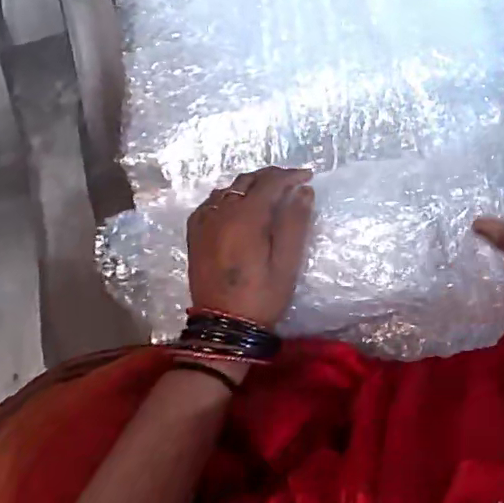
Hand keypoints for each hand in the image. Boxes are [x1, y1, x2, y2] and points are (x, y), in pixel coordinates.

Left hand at [186, 167, 314, 326]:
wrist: (224, 325)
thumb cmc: (262, 296)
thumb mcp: (287, 262)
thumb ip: (295, 223)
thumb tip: (303, 191)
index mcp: (246, 218)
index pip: (269, 183)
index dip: (290, 176)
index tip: (308, 176)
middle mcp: (221, 213)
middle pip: (247, 181)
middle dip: (271, 177)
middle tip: (292, 182)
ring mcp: (204, 223)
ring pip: (228, 190)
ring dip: (250, 185)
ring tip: (269, 193)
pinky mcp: (195, 235)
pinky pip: (211, 203)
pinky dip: (228, 197)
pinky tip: (238, 206)